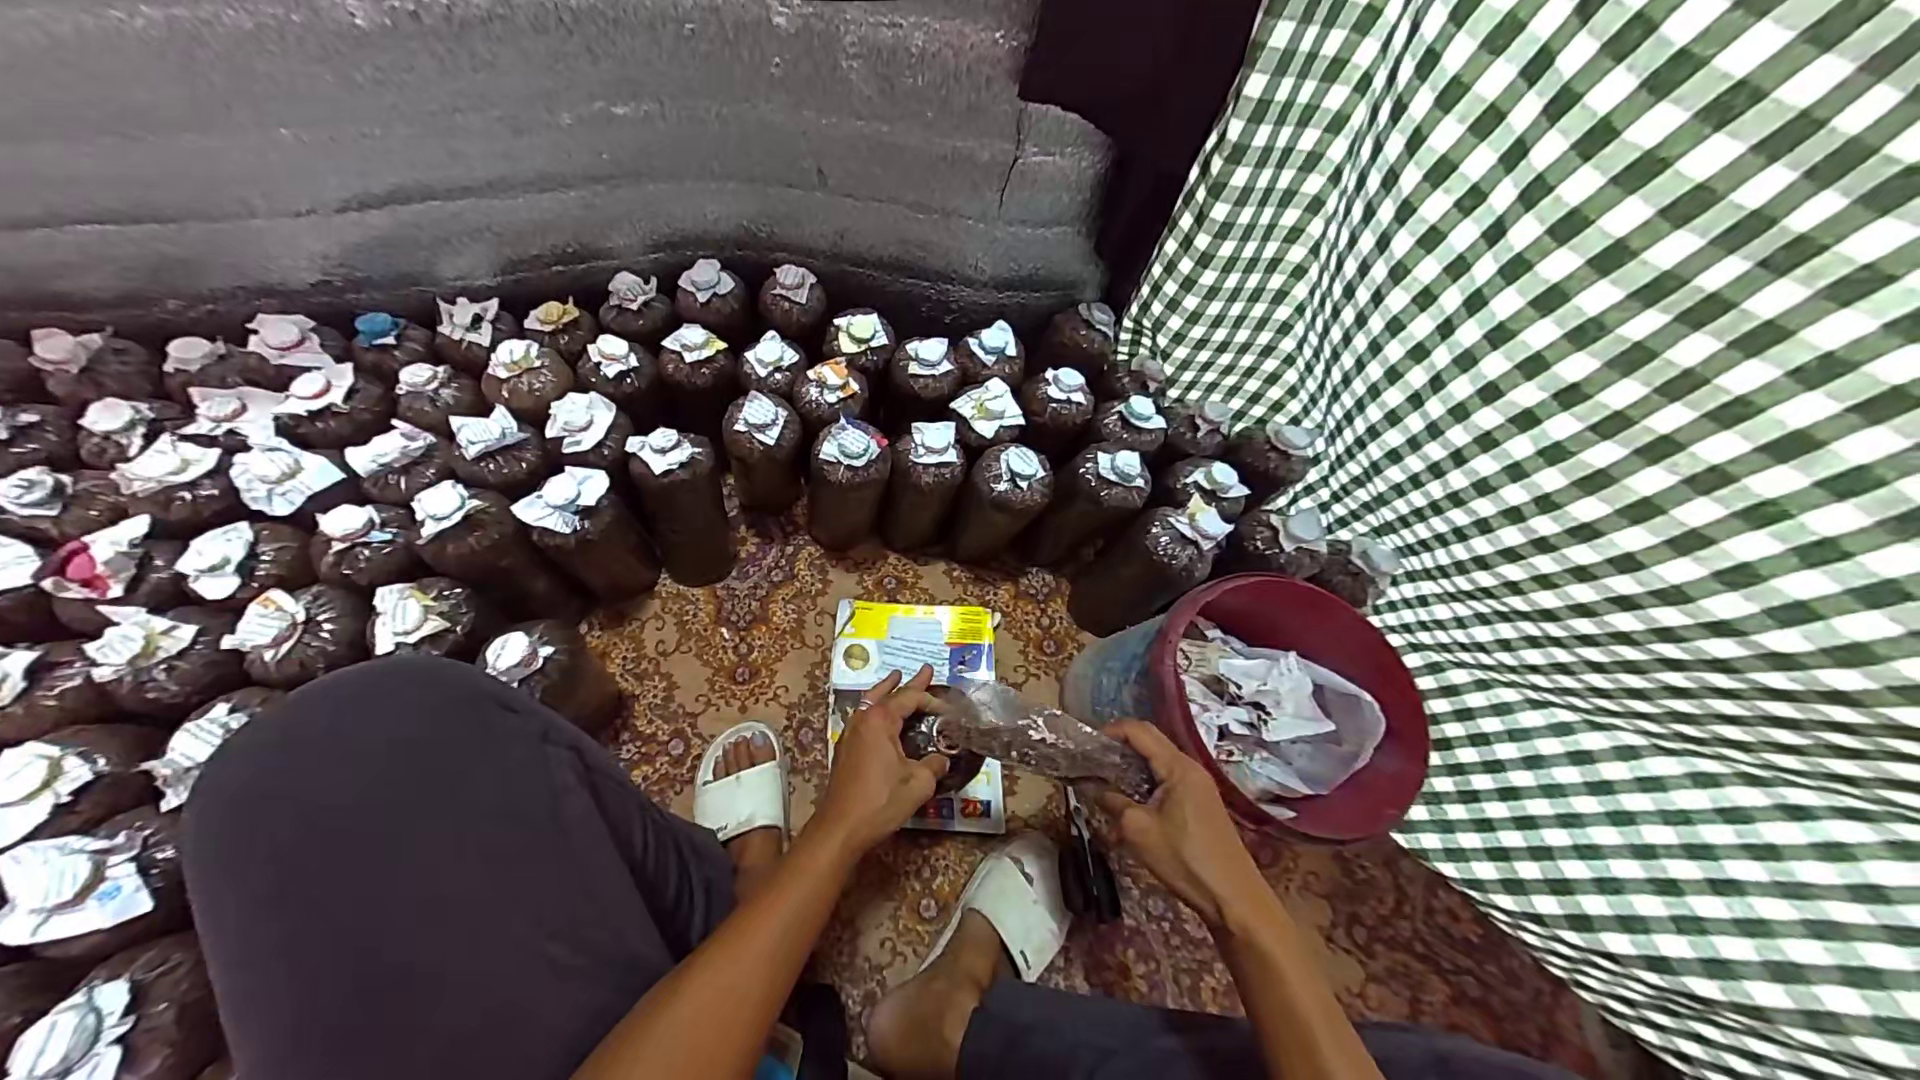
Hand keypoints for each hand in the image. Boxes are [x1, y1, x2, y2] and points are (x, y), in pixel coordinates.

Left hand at [811, 665, 949, 857]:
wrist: (840, 828)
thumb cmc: (880, 801)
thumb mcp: (919, 783)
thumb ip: (934, 765)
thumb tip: (942, 759)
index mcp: (880, 720)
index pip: (909, 698)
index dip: (932, 700)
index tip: (949, 706)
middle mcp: (862, 720)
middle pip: (887, 693)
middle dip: (907, 682)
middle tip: (925, 670)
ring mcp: (849, 735)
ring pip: (871, 703)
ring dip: (887, 692)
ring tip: (897, 681)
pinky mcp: (845, 751)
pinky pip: (865, 719)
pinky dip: (878, 710)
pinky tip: (883, 718)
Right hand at [1094, 720, 1267, 930]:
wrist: (1233, 897)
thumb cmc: (1185, 859)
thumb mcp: (1138, 830)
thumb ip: (1113, 803)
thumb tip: (1096, 791)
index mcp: (1178, 767)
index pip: (1140, 731)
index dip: (1112, 730)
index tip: (1088, 742)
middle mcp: (1191, 768)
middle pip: (1151, 742)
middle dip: (1121, 747)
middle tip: (1093, 760)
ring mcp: (1199, 786)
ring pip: (1159, 764)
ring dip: (1132, 769)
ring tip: (1106, 783)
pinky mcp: (1200, 804)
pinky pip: (1168, 782)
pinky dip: (1146, 785)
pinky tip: (1130, 806)